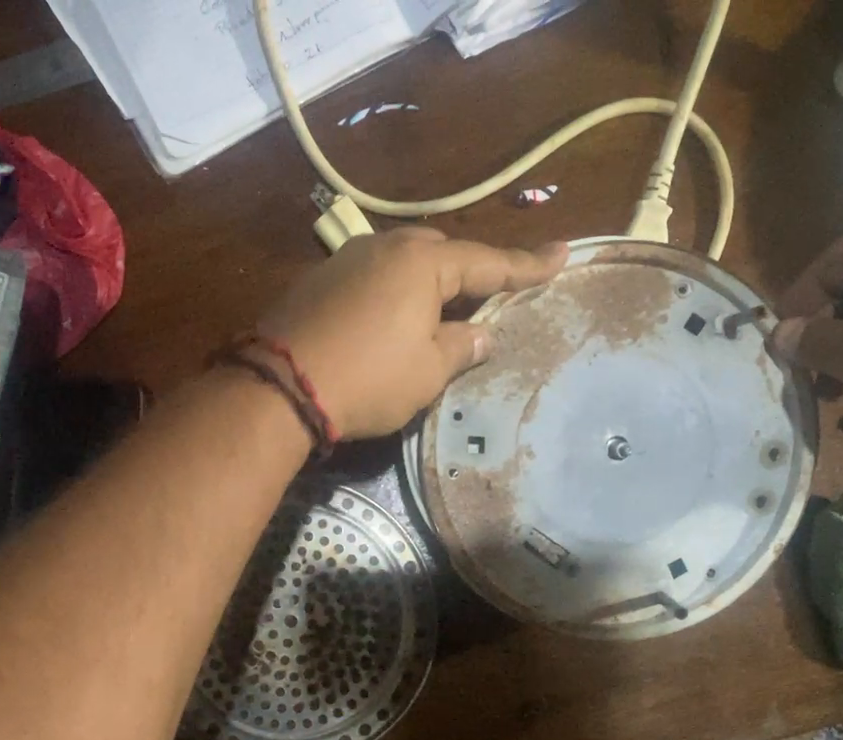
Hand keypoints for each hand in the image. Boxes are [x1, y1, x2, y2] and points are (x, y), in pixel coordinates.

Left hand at [256, 227, 567, 438]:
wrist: (279, 387)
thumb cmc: (368, 379)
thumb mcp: (427, 371)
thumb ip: (460, 347)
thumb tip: (481, 335)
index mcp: (422, 264)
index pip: (488, 263)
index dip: (527, 265)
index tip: (562, 252)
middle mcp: (385, 248)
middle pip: (442, 252)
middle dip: (469, 270)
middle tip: (489, 294)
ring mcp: (347, 261)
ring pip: (402, 263)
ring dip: (427, 283)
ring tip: (440, 312)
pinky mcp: (319, 282)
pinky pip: (372, 278)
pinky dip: (393, 294)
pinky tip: (392, 321)